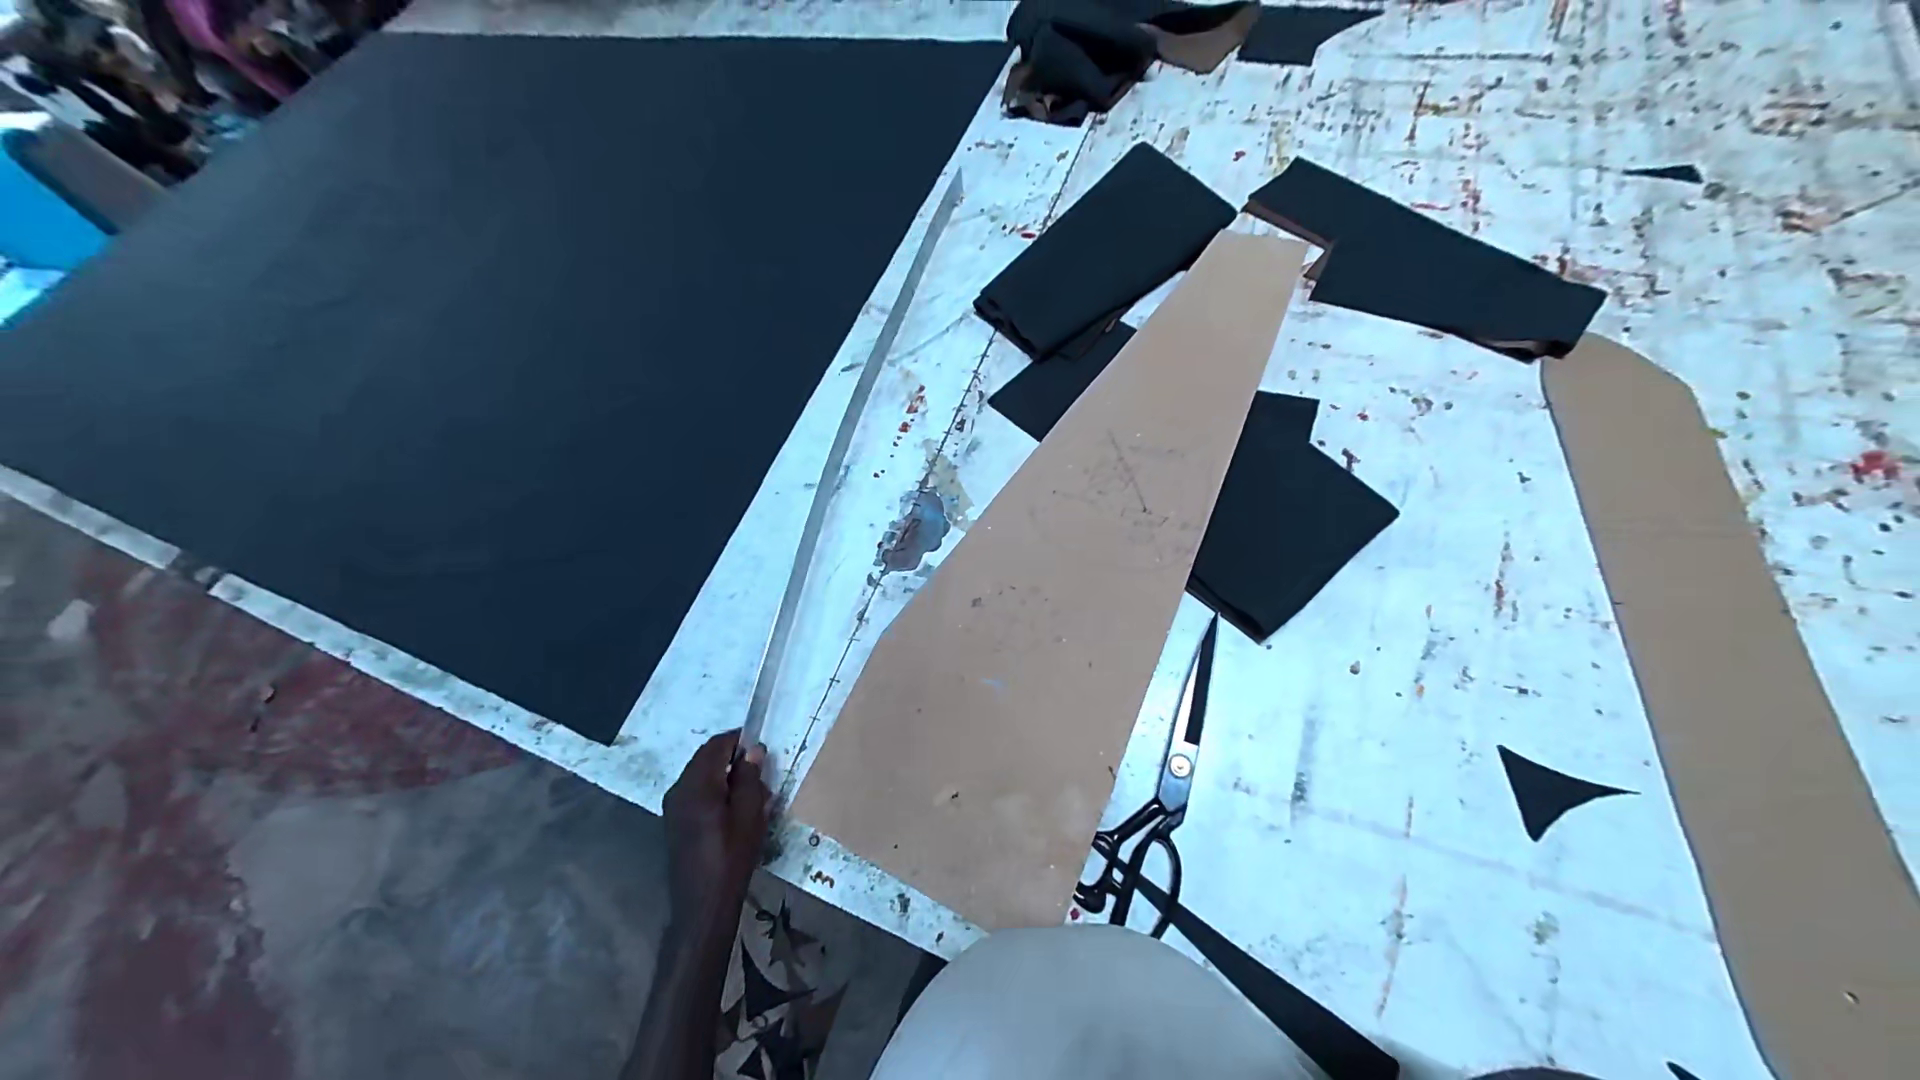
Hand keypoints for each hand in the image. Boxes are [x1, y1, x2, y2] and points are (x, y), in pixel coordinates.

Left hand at [662, 730, 770, 937]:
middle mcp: (679, 790)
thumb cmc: (731, 856)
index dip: (738, 740)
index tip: (760, 746)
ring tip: (752, 795)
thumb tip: (752, 751)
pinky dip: (716, 792)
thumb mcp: (749, 814)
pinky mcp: (675, 823)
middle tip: (761, 773)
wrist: (702, 905)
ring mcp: (673, 808)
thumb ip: (749, 778)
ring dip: (726, 777)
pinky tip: (735, 812)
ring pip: (702, 777)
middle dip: (734, 759)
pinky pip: (697, 794)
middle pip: (706, 760)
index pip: (715, 745)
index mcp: (696, 784)